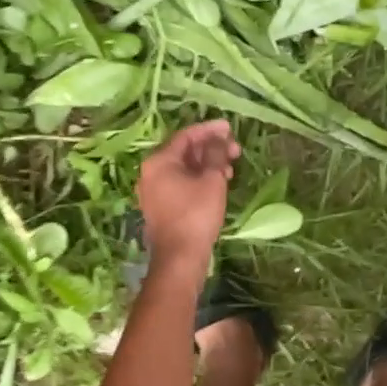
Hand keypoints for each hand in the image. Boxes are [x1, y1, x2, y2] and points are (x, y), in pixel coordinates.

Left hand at [136, 120, 239, 266]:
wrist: (180, 257)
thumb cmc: (196, 214)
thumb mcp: (212, 180)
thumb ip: (215, 154)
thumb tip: (219, 139)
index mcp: (159, 161)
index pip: (186, 135)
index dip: (210, 130)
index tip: (230, 128)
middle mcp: (151, 172)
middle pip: (184, 151)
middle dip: (211, 148)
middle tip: (235, 150)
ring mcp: (154, 190)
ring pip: (183, 168)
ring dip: (207, 164)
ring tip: (230, 167)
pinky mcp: (161, 206)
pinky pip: (180, 182)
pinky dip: (199, 178)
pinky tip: (218, 182)